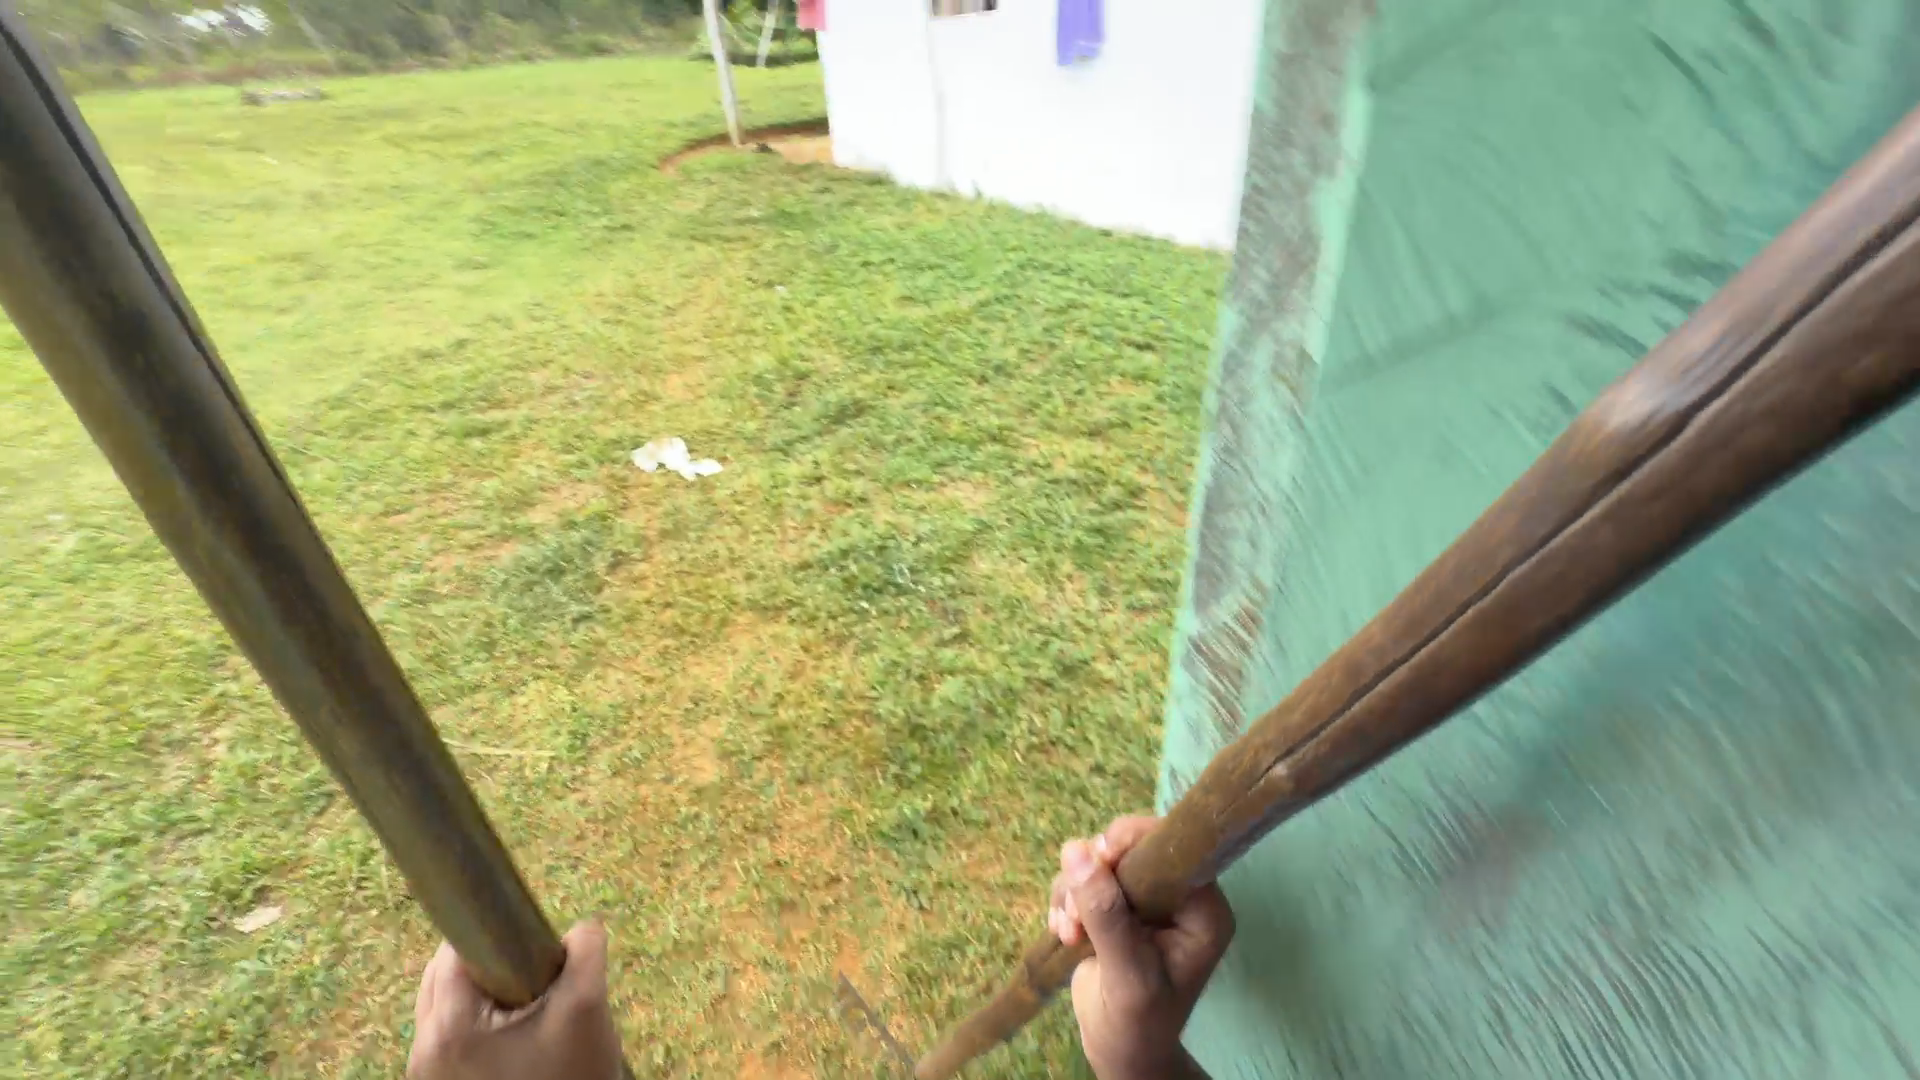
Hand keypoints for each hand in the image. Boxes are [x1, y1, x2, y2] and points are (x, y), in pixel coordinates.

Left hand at [407, 920, 623, 1079]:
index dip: (496, 933)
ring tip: (535, 1004)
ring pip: (449, 1004)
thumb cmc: (569, 1078)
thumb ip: (585, 949)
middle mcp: (421, 1053)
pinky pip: (454, 1033)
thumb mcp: (588, 1004)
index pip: (454, 951)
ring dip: (489, 989)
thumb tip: (579, 929)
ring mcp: (427, 1077)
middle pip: (446, 975)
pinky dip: (485, 1017)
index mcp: (447, 1029)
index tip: (534, 940)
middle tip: (538, 972)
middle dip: (492, 961)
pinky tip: (525, 1031)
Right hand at [1048, 816, 1233, 1079]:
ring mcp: (1143, 895)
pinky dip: (1066, 900)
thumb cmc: (1138, 1022)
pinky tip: (1065, 934)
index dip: (1132, 841)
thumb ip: (1105, 914)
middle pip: (1129, 845)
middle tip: (1076, 915)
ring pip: (1099, 859)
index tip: (1100, 859)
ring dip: (1074, 892)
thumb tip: (1075, 850)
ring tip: (1070, 933)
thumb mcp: (1127, 973)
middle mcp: (1175, 893)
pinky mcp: (1114, 900)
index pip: (1172, 846)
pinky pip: (1081, 876)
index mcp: (1202, 907)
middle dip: (1094, 875)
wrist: (1120, 1050)